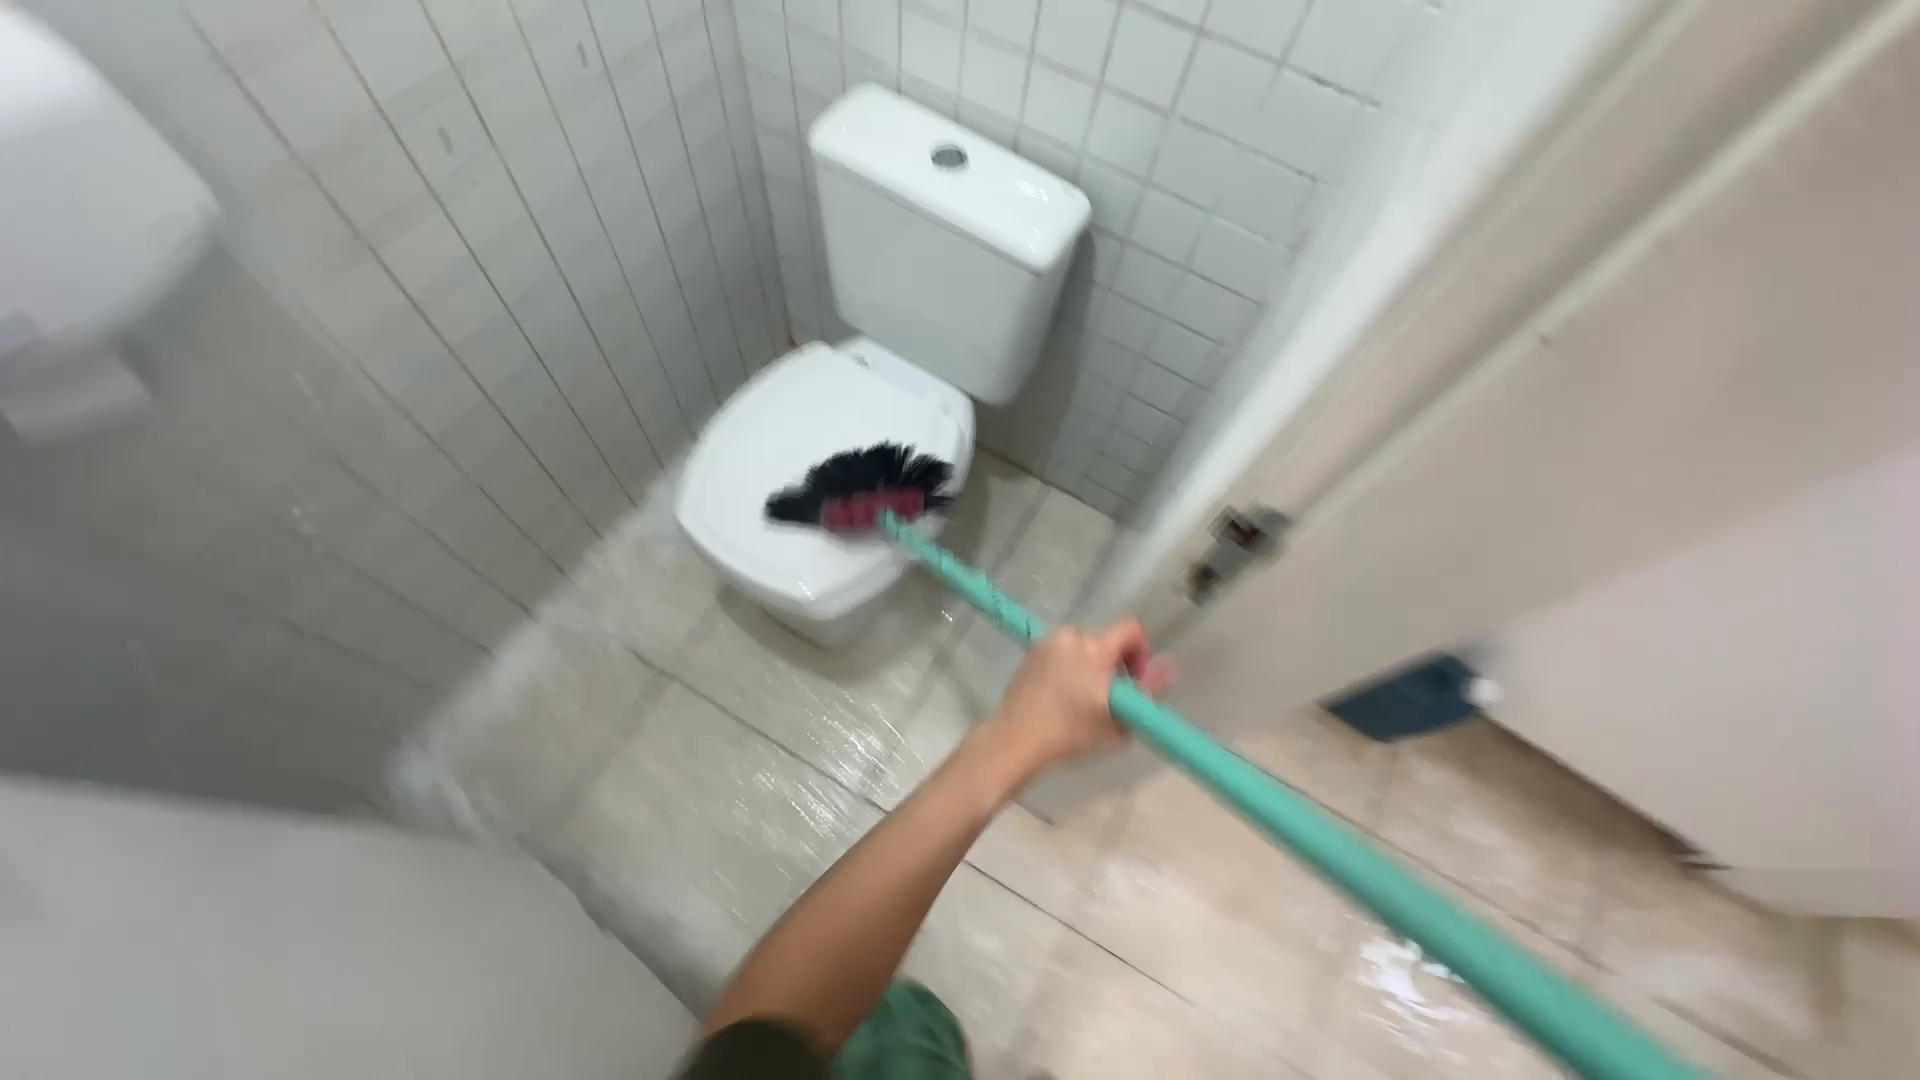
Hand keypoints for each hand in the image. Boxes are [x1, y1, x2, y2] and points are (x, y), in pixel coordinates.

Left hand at [973, 617, 1176, 785]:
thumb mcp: (1120, 719)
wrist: (1016, 739)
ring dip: (1089, 666)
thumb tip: (1169, 666)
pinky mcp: (1029, 655)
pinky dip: (1067, 668)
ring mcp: (1045, 643)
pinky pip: (1059, 654)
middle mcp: (1069, 636)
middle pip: (1104, 641)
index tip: (1133, 682)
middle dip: (1112, 664)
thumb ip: (1148, 690)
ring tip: (1082, 700)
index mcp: (1094, 647)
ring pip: (1081, 648)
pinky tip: (1061, 698)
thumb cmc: (1071, 733)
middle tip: (1108, 698)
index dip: (1140, 652)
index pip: (1130, 628)